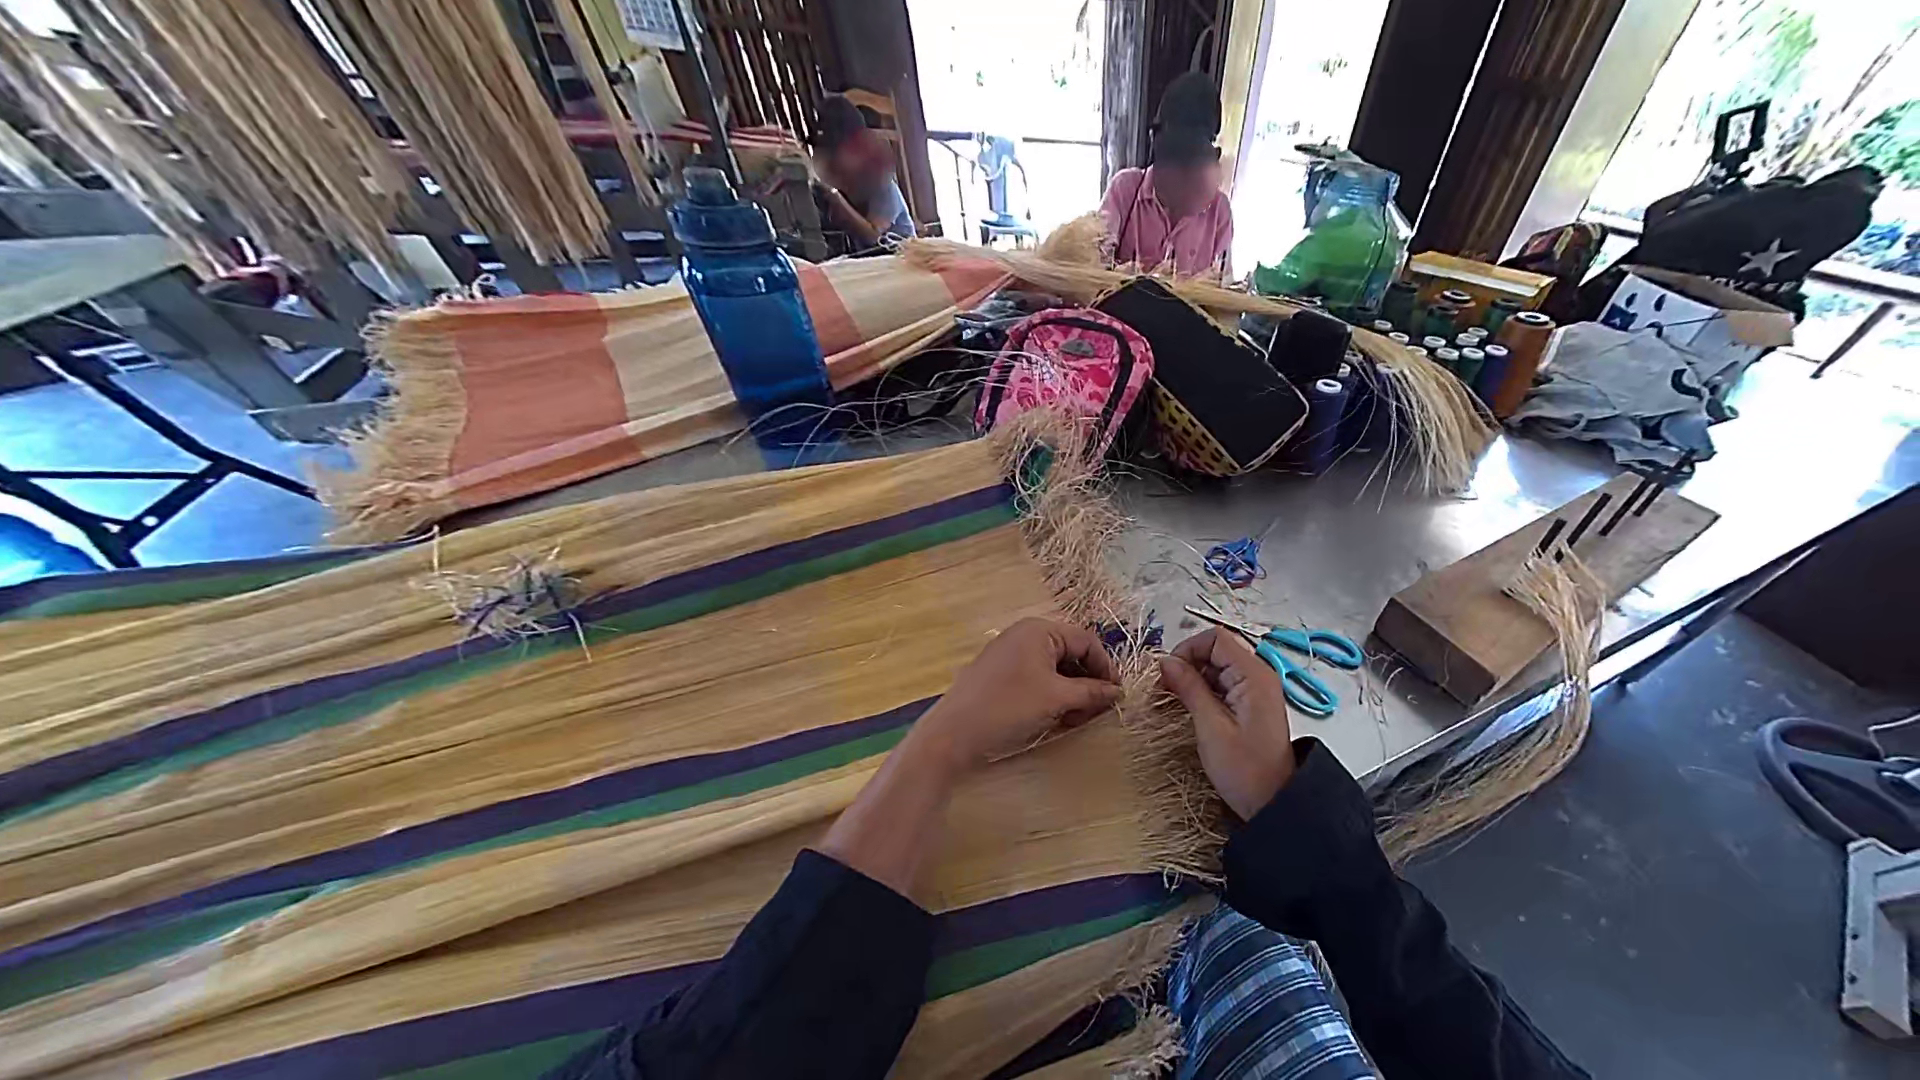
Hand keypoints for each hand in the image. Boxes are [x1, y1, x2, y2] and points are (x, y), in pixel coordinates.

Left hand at [906, 617, 1121, 778]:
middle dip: (1087, 685)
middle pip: (1071, 655)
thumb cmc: (1009, 707)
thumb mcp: (1057, 699)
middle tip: (1092, 715)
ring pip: (1055, 670)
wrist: (954, 733)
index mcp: (1039, 630)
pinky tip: (1053, 720)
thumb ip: (1092, 692)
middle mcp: (1024, 635)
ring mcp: (1010, 655)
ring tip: (1072, 721)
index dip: (1106, 668)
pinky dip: (1051, 697)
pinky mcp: (1001, 675)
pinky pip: (1037, 679)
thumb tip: (1117, 692)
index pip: (1087, 641)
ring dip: (1071, 694)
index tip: (1116, 697)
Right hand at [1158, 628, 1295, 819]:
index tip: (1168, 674)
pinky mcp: (1249, 703)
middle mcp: (1257, 676)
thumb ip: (1189, 688)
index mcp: (1253, 676)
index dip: (1187, 650)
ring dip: (1191, 678)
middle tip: (1165, 689)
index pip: (1215, 639)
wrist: (1275, 805)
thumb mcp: (1210, 727)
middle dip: (1186, 664)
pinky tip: (1188, 708)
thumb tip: (1165, 661)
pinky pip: (1221, 683)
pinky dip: (1201, 690)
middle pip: (1214, 650)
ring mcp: (1254, 689)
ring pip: (1215, 666)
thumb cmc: (1244, 769)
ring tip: (1172, 700)